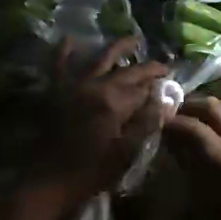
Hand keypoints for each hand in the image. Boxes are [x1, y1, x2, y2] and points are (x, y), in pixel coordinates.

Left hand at [23, 38, 169, 219]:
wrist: (49, 180)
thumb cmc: (91, 172)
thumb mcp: (126, 152)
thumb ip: (146, 123)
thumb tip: (166, 101)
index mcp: (114, 103)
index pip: (143, 88)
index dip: (159, 85)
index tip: (171, 82)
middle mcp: (94, 87)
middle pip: (125, 72)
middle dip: (146, 67)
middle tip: (162, 66)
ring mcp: (73, 87)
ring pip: (98, 60)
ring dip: (116, 48)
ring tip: (132, 40)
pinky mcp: (56, 93)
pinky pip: (58, 66)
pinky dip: (63, 52)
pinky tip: (68, 39)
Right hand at [162, 97, 220, 219]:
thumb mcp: (195, 192)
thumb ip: (184, 159)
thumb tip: (168, 138)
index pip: (190, 124)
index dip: (169, 122)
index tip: (155, 125)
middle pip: (211, 105)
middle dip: (188, 107)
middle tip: (172, 118)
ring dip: (205, 108)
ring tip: (190, 120)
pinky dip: (220, 116)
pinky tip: (208, 130)